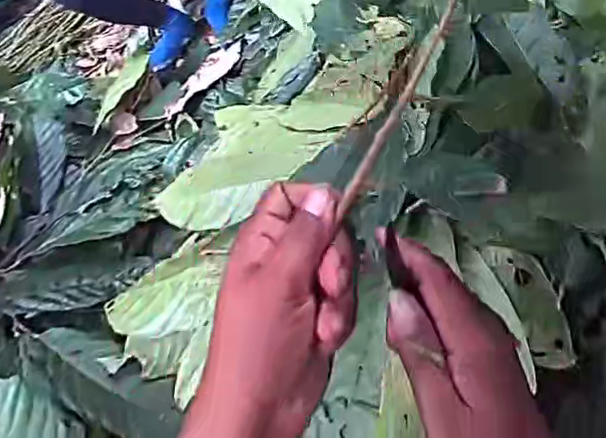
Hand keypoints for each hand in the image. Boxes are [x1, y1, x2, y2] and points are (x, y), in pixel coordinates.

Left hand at [183, 184, 357, 437]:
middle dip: (336, 259)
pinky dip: (341, 316)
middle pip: (327, 228)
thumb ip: (305, 234)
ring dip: (340, 295)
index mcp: (263, 241)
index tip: (335, 219)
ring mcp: (304, 283)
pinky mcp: (322, 310)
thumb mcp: (281, 281)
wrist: (262, 413)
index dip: (315, 200)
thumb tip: (325, 191)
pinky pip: (346, 295)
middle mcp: (284, 256)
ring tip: (322, 323)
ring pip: (341, 263)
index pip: (291, 195)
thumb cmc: (259, 344)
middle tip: (328, 285)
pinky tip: (325, 337)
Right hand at [381, 230, 549, 437]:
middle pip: (448, 285)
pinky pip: (462, 317)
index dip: (412, 254)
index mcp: (475, 335)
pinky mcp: (496, 360)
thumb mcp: (443, 413)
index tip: (384, 233)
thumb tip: (398, 298)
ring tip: (395, 278)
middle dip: (416, 265)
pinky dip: (438, 307)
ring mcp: (496, 344)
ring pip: (456, 300)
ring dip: (426, 285)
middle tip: (382, 253)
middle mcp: (489, 329)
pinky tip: (423, 319)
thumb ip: (421, 354)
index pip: (439, 280)